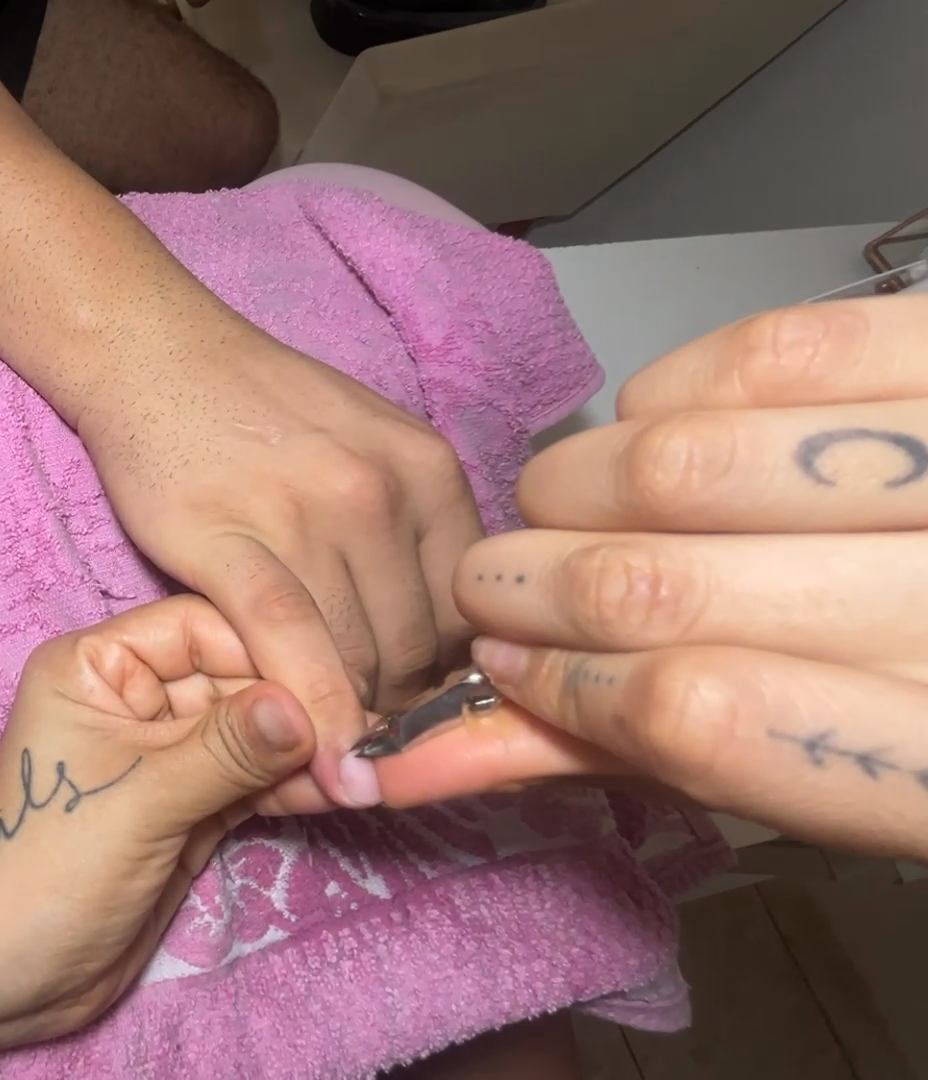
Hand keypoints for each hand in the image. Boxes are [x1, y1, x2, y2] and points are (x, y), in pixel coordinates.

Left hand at [0, 595, 315, 1050]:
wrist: (9, 970)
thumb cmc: (48, 866)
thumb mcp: (138, 800)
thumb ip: (225, 750)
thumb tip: (309, 707)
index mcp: (95, 665)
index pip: (199, 628)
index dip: (269, 651)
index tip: (337, 695)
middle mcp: (130, 694)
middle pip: (232, 675)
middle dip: (296, 707)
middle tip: (364, 744)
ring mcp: (161, 748)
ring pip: (249, 728)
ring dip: (303, 750)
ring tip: (360, 775)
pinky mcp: (185, 798)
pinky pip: (250, 776)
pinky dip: (289, 784)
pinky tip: (334, 793)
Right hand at [81, 335, 483, 811]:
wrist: (156, 360)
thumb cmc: (250, 401)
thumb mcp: (360, 436)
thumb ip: (403, 517)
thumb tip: (418, 612)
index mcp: (426, 470)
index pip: (465, 609)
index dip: (441, 674)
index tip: (408, 705)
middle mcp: (382, 494)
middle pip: (414, 642)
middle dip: (391, 702)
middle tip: (359, 731)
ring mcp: (307, 518)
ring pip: (357, 652)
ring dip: (347, 709)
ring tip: (326, 738)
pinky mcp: (230, 541)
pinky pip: (288, 638)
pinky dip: (310, 702)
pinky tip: (317, 750)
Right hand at [373, 296, 927, 861]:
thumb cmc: (876, 694)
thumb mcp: (752, 763)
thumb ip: (589, 751)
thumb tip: (411, 763)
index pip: (691, 717)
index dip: (561, 686)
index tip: (511, 662)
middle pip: (648, 588)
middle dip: (522, 585)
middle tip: (503, 585)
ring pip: (672, 466)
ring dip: (566, 491)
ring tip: (573, 513)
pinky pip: (753, 357)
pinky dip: (658, 399)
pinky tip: (662, 436)